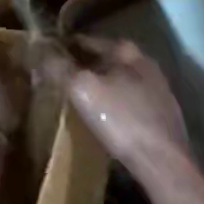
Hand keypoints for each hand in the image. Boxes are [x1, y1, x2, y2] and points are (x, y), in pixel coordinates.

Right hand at [41, 37, 193, 178]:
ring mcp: (158, 89)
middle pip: (106, 60)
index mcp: (127, 50)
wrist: (163, 163)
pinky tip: (106, 120)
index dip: (65, 47)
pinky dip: (116, 105)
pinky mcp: (164, 115)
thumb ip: (61, 67)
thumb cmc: (122, 120)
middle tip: (61, 81)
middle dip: (84, 68)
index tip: (47, 58)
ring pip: (120, 81)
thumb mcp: (83, 90)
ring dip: (101, 87)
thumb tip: (39, 46)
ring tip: (80, 101)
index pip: (88, 40)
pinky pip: (131, 102)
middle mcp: (145, 63)